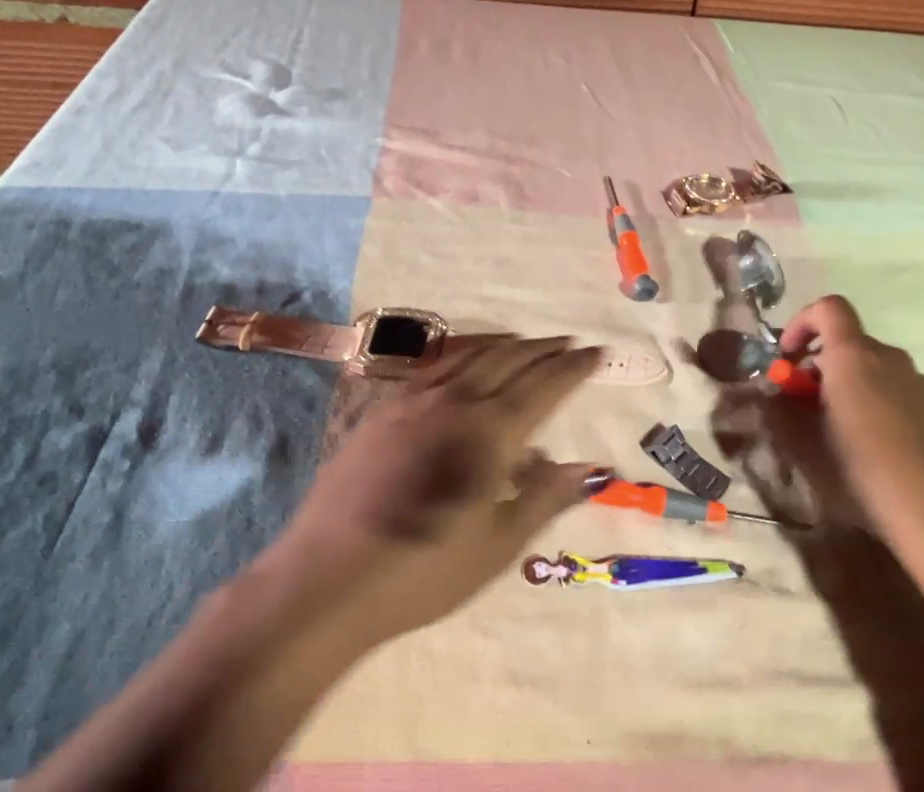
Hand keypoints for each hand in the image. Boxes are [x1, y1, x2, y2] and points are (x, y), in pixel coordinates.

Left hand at [253, 335, 602, 645]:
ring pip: (468, 355)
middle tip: (569, 342)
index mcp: (490, 432)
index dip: (573, 367)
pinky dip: (462, 354)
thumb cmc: (424, 572)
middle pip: (508, 360)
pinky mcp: (381, 413)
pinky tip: (464, 363)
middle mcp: (454, 402)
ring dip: (504, 345)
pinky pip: (432, 367)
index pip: (544, 385)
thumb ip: (545, 497)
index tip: (597, 352)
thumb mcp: (499, 544)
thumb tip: (587, 466)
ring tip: (526, 342)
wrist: (326, 580)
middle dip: (543, 349)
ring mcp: (412, 403)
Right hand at [777, 297, 923, 532]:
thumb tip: (773, 394)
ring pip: (874, 370)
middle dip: (820, 365)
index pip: (829, 309)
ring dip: (848, 387)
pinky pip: (897, 392)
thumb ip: (783, 412)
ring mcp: (920, 384)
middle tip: (802, 406)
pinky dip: (876, 404)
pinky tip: (874, 451)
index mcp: (855, 357)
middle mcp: (890, 359)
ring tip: (837, 433)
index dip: (801, 323)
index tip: (786, 359)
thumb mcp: (806, 446)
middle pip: (849, 343)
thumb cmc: (862, 473)